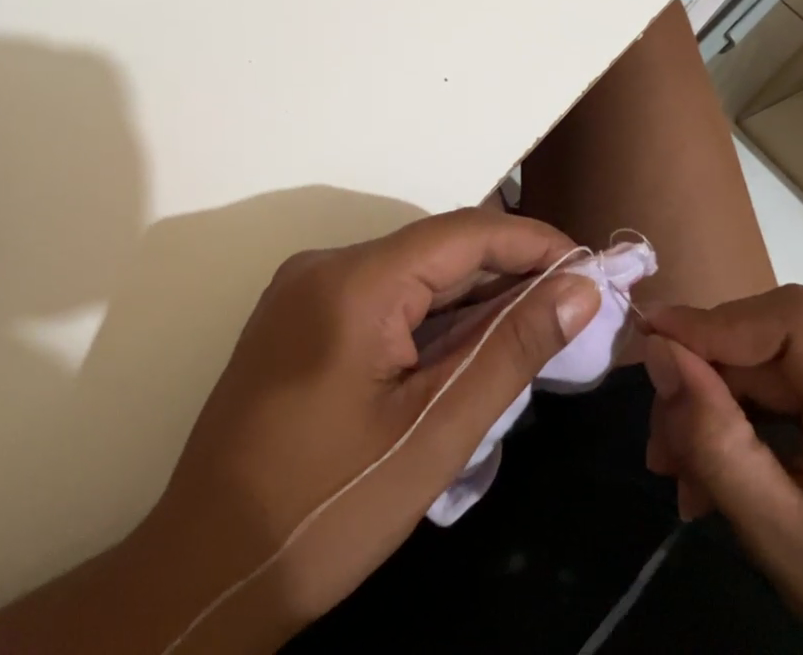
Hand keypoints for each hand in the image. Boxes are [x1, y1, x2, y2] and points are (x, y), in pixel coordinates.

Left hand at [135, 209, 601, 652]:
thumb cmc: (328, 506)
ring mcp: (301, 298)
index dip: (535, 243)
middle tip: (577, 310)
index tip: (594, 269)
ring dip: (472, 301)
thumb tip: (580, 286)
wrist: (207, 570)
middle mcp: (321, 270)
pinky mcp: (294, 329)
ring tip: (538, 333)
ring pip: (408, 279)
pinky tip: (469, 352)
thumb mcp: (436, 430)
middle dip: (509, 275)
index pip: (464, 232)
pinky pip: (378, 304)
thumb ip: (512, 348)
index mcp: (352, 282)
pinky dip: (431, 322)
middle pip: (435, 251)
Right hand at [641, 287, 802, 654]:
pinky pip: (792, 384)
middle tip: (660, 450)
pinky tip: (719, 461)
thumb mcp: (777, 536)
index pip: (796, 323)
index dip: (716, 323)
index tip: (651, 348)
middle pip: (777, 344)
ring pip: (774, 363)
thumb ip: (714, 441)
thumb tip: (659, 353)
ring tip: (683, 471)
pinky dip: (745, 414)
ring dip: (717, 404)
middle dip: (706, 382)